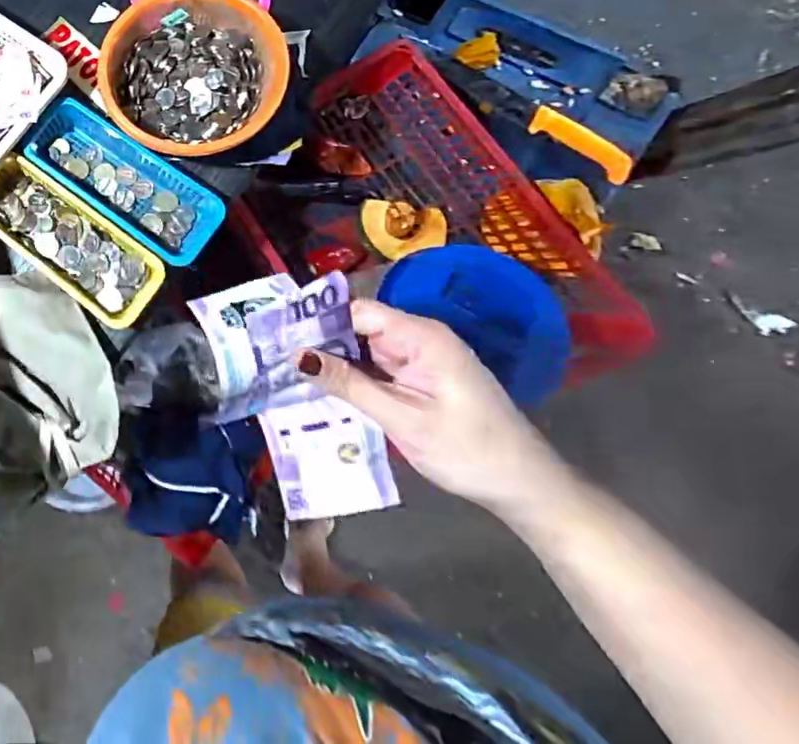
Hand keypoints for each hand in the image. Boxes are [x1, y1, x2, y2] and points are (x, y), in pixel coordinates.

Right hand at [300, 299, 572, 517]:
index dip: (318, 320)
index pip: (356, 311)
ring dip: (329, 361)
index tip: (278, 336)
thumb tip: (296, 355)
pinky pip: (371, 368)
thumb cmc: (470, 452)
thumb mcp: (403, 419)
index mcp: (421, 337)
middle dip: (316, 341)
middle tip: (272, 358)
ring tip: (285, 373)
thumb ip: (349, 384)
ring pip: (359, 348)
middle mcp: (417, 339)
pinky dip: (347, 377)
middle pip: (354, 327)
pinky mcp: (416, 378)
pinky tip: (318, 388)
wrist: (526, 488)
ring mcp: (416, 359)